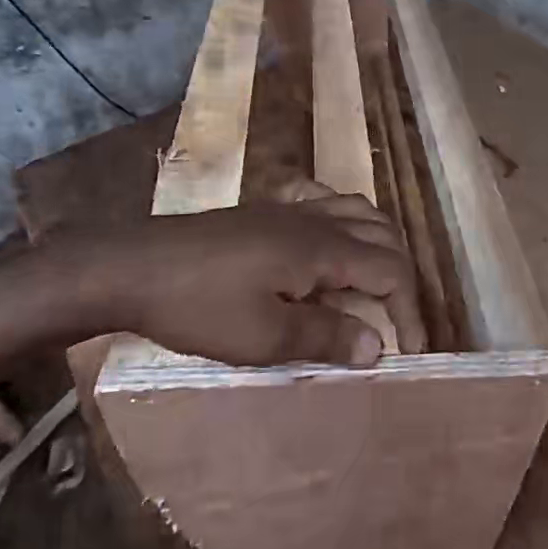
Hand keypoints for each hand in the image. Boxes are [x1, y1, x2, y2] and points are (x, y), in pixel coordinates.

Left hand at [65, 196, 421, 366]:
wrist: (137, 267)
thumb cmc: (200, 307)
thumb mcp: (262, 338)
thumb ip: (326, 337)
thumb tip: (378, 345)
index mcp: (325, 250)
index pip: (392, 271)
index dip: (409, 311)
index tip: (410, 350)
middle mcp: (320, 220)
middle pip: (385, 237)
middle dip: (401, 277)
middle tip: (397, 319)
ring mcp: (295, 208)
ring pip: (361, 210)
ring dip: (381, 243)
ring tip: (377, 278)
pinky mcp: (270, 207)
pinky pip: (325, 197)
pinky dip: (344, 213)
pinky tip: (332, 232)